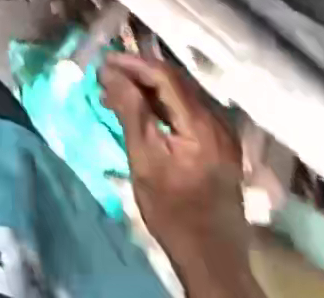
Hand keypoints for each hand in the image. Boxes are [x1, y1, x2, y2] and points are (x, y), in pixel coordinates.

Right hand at [100, 52, 253, 273]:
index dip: (132, 64)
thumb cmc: (173, 212)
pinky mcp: (218, 145)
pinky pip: (185, 111)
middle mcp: (217, 122)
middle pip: (174, 81)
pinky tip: (139, 110)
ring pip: (179, 95)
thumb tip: (109, 72)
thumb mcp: (144, 159)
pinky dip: (160, 104)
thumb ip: (130, 110)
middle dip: (138, 73)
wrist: (211, 261)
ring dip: (146, 88)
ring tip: (114, 90)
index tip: (103, 61)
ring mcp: (221, 134)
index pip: (164, 76)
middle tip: (105, 73)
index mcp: (202, 124)